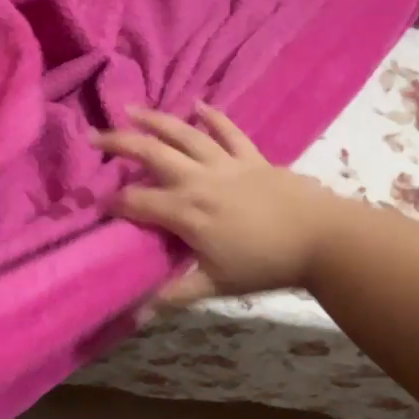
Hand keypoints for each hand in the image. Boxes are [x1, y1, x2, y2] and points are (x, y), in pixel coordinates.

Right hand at [93, 105, 350, 303]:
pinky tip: (198, 105)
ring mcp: (225, 164)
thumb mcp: (217, 285)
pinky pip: (228, 132)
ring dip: (155, 120)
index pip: (136, 201)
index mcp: (185, 212)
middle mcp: (198, 180)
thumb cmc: (266, 264)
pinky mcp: (251, 157)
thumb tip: (139, 313)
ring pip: (184, 135)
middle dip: (118, 144)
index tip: (97, 204)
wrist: (325, 239)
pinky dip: (213, 117)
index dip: (112, 202)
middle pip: (151, 154)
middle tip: (94, 136)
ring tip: (131, 110)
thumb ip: (176, 294)